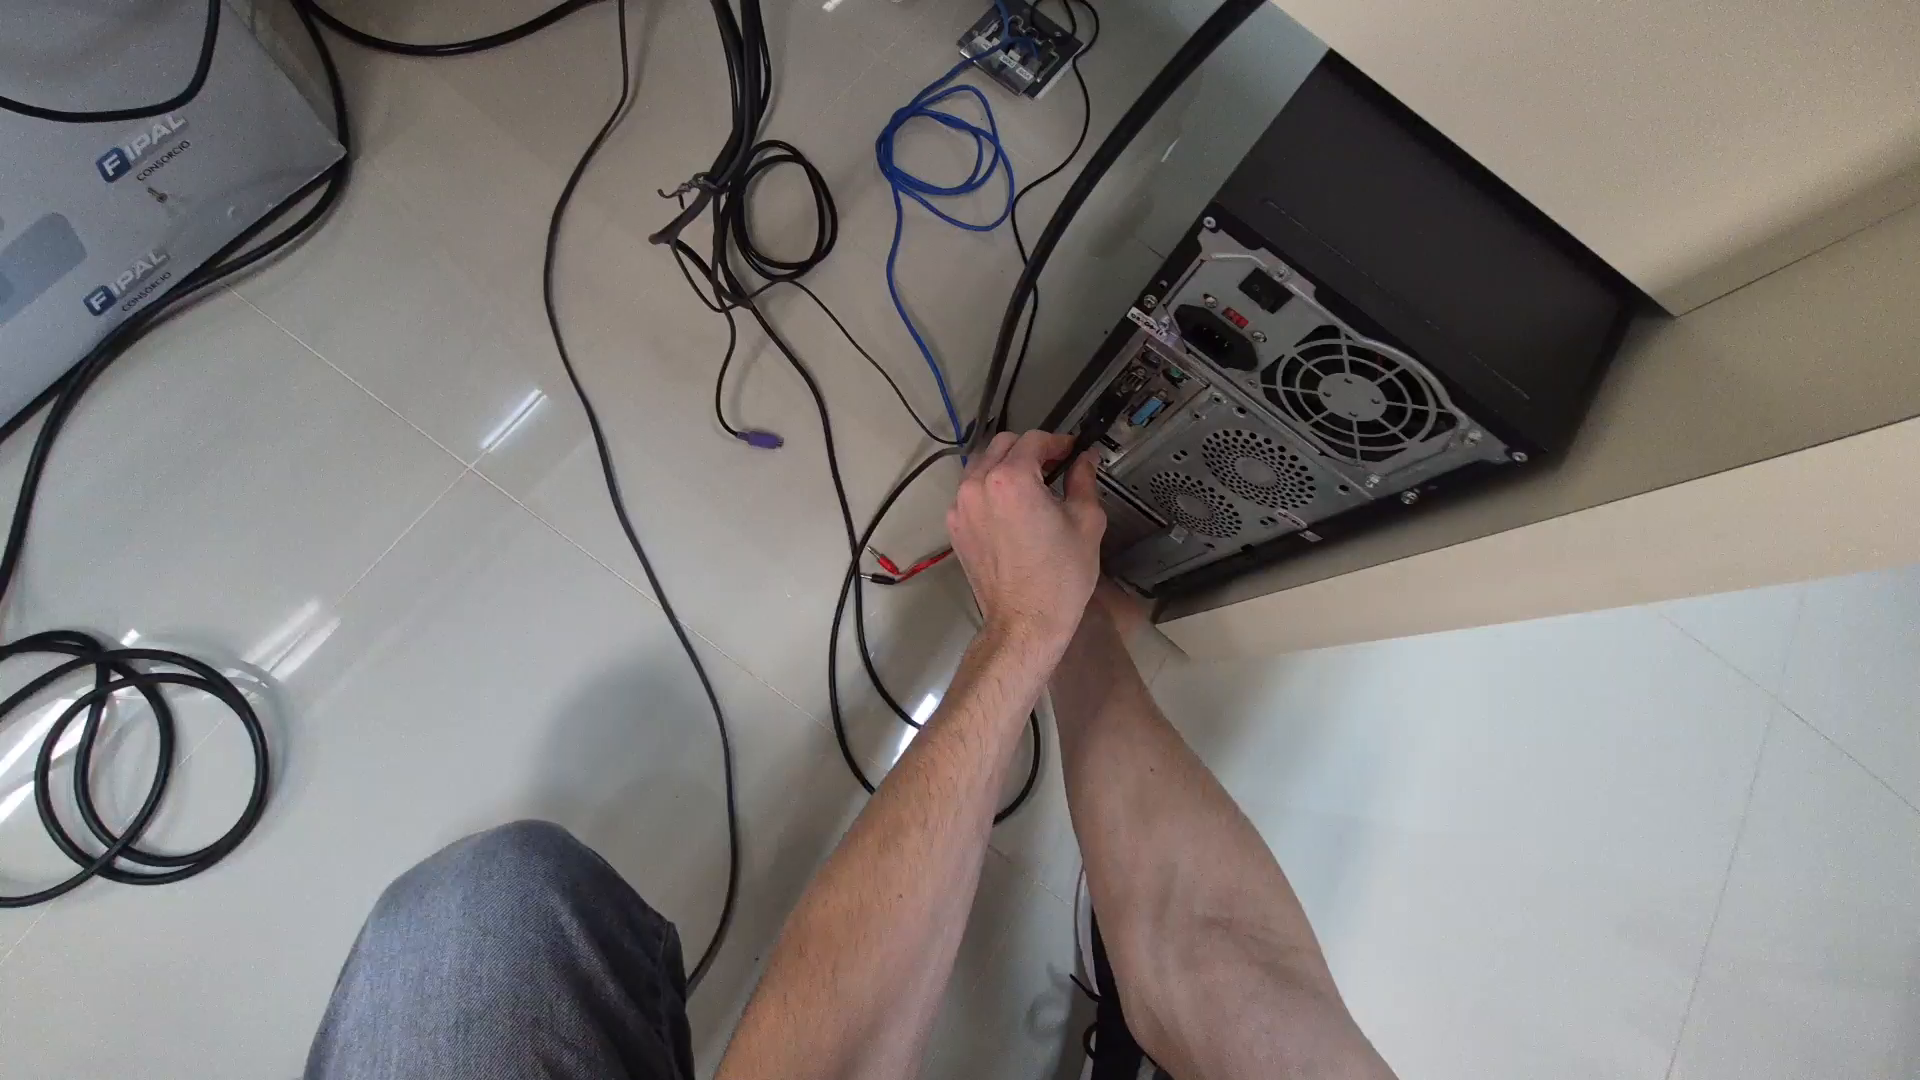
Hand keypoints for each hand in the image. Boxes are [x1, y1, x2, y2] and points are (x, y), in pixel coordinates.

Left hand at [947, 431, 1105, 650]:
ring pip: (982, 466)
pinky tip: (1011, 510)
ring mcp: (960, 507)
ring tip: (1031, 486)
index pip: (1033, 440)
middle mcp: (977, 486)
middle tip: (1054, 466)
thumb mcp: (1086, 522)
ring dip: (1006, 466)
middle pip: (1002, 445)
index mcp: (1011, 480)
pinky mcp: (955, 527)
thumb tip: (1084, 459)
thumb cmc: (1060, 577)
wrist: (1025, 623)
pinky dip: (989, 490)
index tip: (1071, 451)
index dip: (1057, 441)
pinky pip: (971, 493)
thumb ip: (1083, 480)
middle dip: (1029, 450)